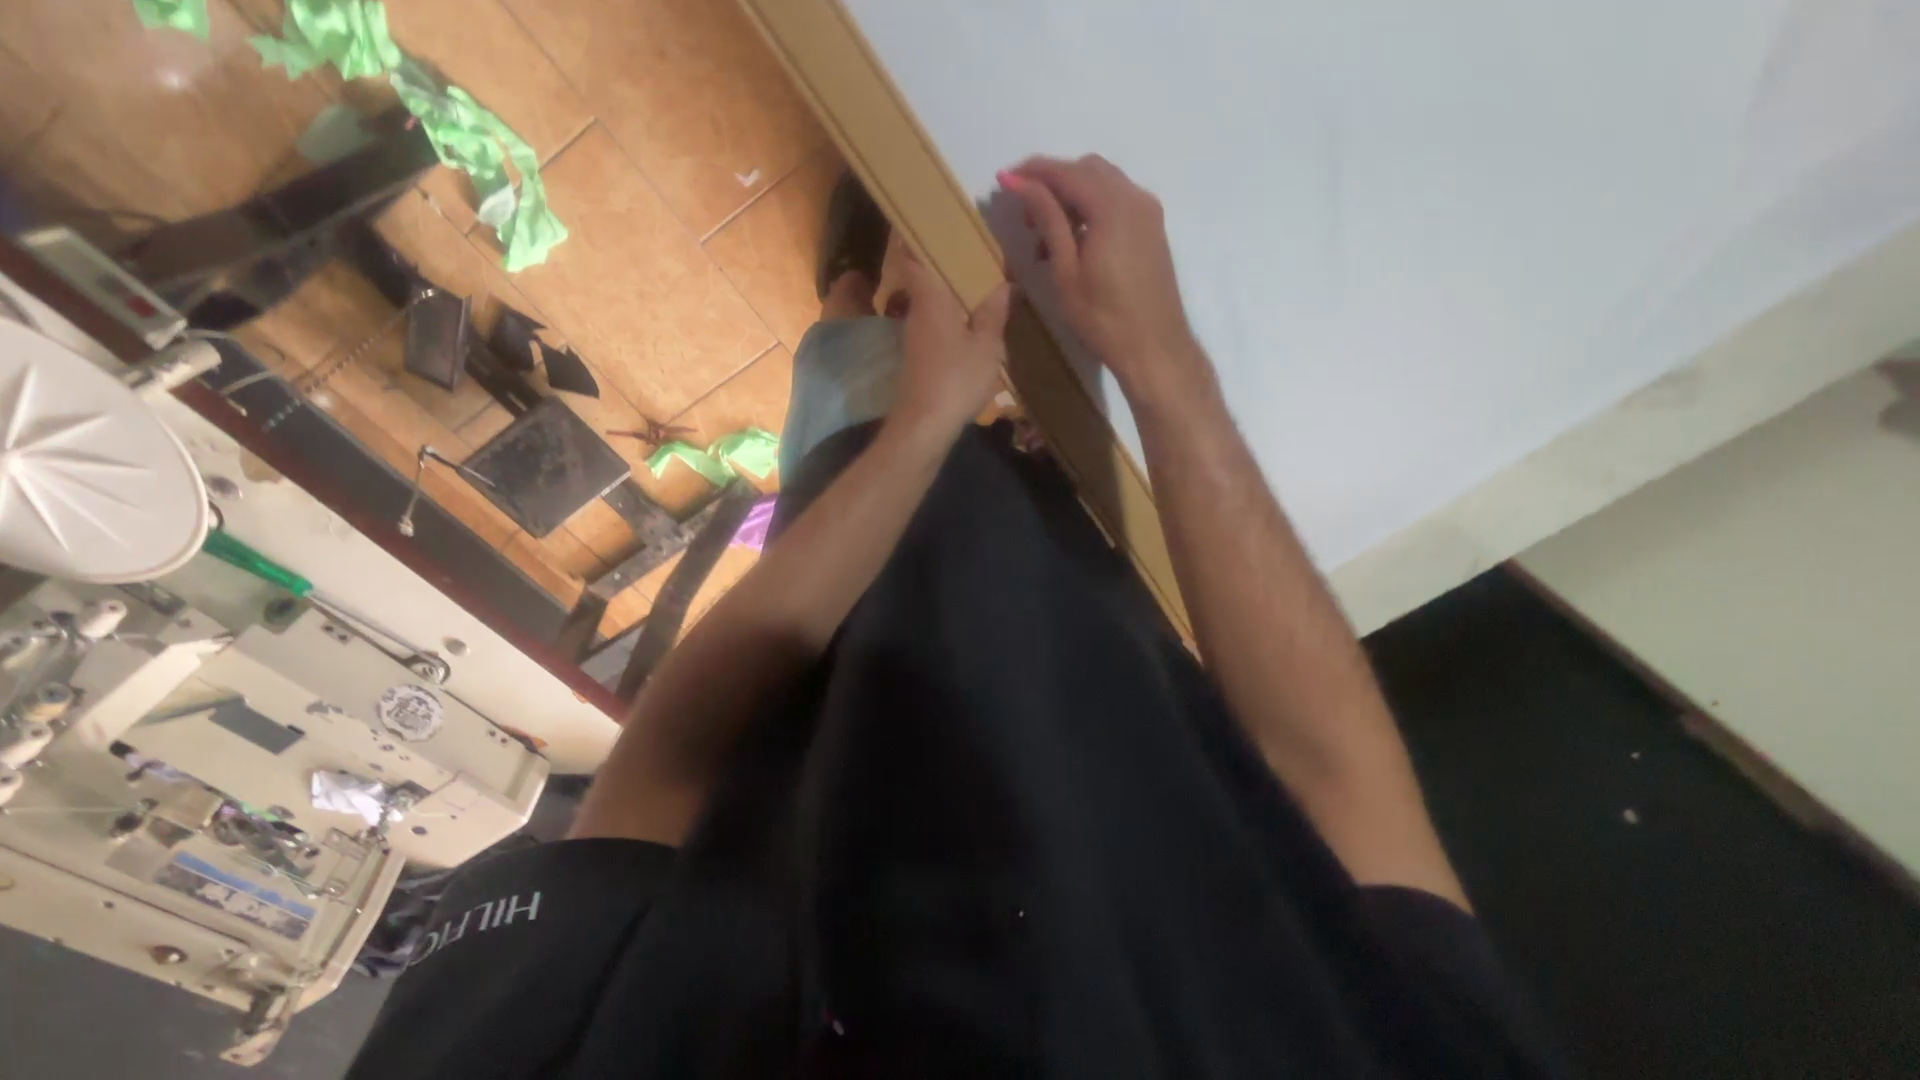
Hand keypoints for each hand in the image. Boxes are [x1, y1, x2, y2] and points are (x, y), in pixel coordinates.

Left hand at [891, 251, 1011, 437]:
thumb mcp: (987, 344)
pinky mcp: (918, 355)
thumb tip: (1004, 284)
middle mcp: (916, 310)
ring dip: (949, 292)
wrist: (926, 424)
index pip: (911, 257)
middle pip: (924, 278)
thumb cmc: (957, 378)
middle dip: (943, 265)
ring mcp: (914, 334)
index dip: (916, 238)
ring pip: (930, 302)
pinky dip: (950, 316)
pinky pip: (934, 322)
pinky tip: (972, 321)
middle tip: (971, 251)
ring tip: (979, 283)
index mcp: (930, 297)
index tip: (930, 224)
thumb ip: (994, 312)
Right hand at [999, 156, 1211, 405]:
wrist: (1154, 347)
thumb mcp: (1066, 269)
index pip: (1066, 172)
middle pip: (1086, 169)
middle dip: (1052, 181)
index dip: (1032, 172)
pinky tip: (1073, 240)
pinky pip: (1117, 201)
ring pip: (1103, 183)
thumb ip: (1047, 218)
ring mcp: (1148, 212)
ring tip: (1045, 235)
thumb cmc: (1103, 317)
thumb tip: (1020, 182)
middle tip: (1024, 213)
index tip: (1003, 180)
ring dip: (1071, 195)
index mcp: (1111, 206)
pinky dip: (1091, 208)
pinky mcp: (1152, 228)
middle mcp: (1134, 197)